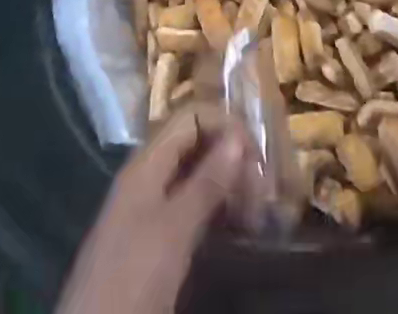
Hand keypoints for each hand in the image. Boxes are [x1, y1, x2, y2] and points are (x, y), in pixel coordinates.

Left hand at [56, 105, 251, 313]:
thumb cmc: (133, 277)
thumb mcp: (174, 229)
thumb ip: (205, 182)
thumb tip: (237, 135)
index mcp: (146, 165)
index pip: (190, 119)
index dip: (224, 127)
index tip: (257, 154)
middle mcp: (148, 179)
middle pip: (195, 147)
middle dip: (231, 159)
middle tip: (264, 189)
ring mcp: (150, 211)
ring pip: (197, 180)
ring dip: (229, 186)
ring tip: (258, 210)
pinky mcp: (157, 242)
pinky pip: (193, 209)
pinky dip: (218, 211)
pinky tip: (240, 227)